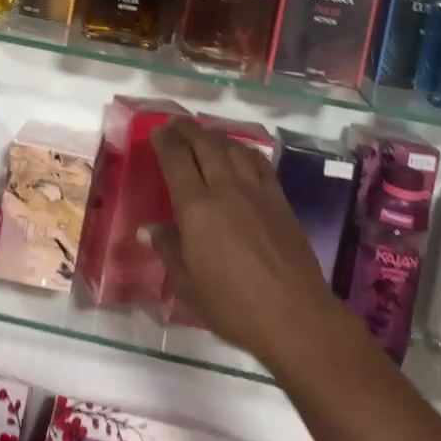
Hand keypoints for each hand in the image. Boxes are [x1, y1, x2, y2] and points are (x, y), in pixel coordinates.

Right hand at [143, 120, 348, 366]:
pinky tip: (241, 153)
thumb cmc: (232, 305)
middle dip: (188, 131)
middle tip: (176, 126)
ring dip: (216, 136)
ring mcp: (256, 191)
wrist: (293, 314)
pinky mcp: (280, 200)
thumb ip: (168, 248)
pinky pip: (260, 163)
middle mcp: (226, 189)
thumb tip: (147, 228)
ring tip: (204, 134)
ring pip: (233, 149)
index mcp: (197, 208)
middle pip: (205, 146)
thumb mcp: (188, 284)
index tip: (156, 132)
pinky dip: (245, 151)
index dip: (165, 142)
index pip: (177, 160)